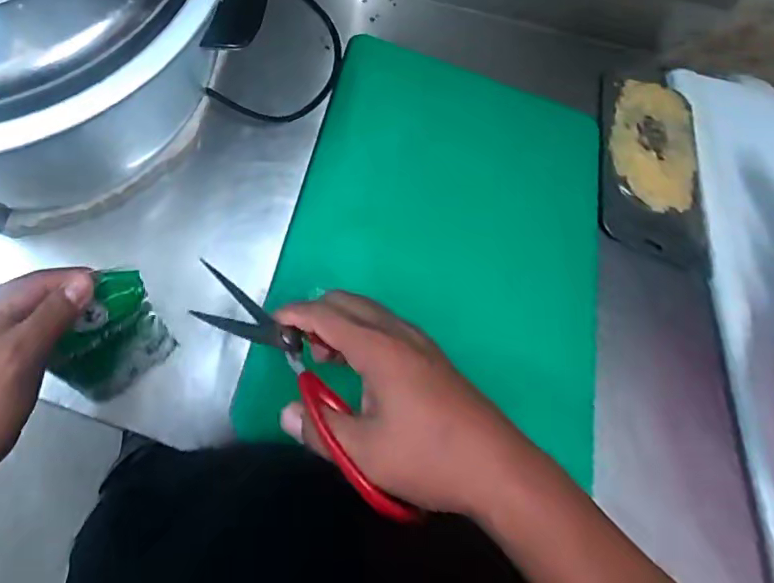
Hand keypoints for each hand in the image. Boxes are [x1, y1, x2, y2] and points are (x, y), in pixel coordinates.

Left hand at [0, 268, 93, 482]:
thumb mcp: (24, 353)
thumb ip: (54, 313)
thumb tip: (86, 280)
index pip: (43, 280)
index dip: (79, 281)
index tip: (115, 288)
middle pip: (40, 293)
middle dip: (75, 298)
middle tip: (111, 309)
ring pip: (38, 313)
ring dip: (67, 317)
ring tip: (98, 324)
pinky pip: (31, 332)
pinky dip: (54, 334)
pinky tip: (72, 344)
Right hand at [274, 291, 547, 516]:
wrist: (500, 470)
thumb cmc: (427, 458)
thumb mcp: (363, 453)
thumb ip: (319, 430)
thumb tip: (287, 413)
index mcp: (378, 348)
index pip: (325, 315)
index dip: (294, 314)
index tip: (273, 323)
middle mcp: (397, 333)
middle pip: (346, 302)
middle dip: (316, 315)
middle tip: (299, 348)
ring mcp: (419, 342)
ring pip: (368, 311)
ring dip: (340, 324)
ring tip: (327, 361)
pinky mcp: (433, 356)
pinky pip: (386, 325)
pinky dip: (361, 332)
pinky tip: (363, 369)